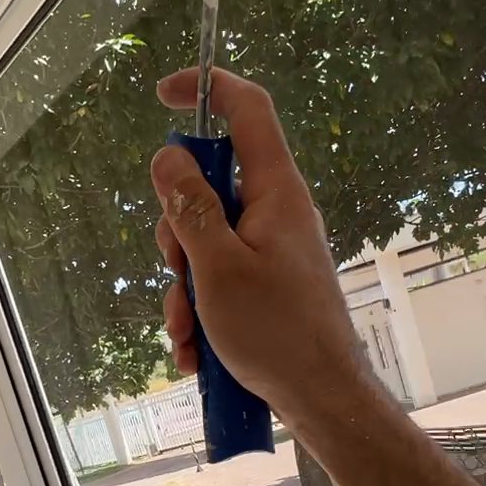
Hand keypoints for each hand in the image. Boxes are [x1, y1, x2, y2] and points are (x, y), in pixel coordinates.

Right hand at [154, 68, 479, 485]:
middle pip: (210, 190)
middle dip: (177, 237)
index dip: (207, 88)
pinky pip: (221, 283)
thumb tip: (168, 156)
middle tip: (179, 278)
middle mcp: (276, 214)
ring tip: (188, 335)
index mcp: (275, 193)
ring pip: (207, 246)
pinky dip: (203, 313)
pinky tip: (197, 354)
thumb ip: (190, 207)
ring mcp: (272, 253)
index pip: (246, 111)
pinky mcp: (268, 288)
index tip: (163, 93)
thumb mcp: (218, 267)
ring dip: (185, 291)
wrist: (321, 397)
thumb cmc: (275, 332)